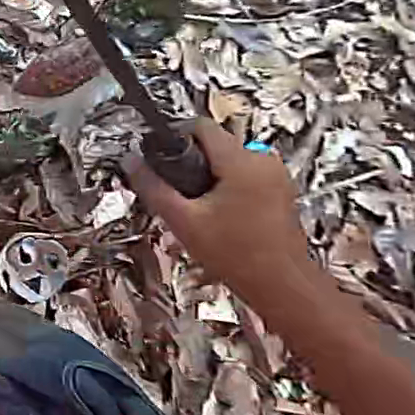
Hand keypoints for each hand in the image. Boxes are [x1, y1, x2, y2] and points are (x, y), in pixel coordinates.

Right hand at [125, 117, 313, 302]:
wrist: (284, 287)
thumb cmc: (233, 253)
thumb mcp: (183, 220)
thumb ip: (153, 187)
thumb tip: (129, 160)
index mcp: (241, 161)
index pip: (201, 126)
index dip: (175, 135)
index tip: (159, 158)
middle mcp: (263, 160)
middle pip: (214, 142)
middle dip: (190, 159)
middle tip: (174, 188)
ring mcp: (276, 175)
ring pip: (228, 158)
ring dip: (207, 172)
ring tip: (194, 203)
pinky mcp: (281, 190)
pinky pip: (244, 172)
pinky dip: (225, 183)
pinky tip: (215, 211)